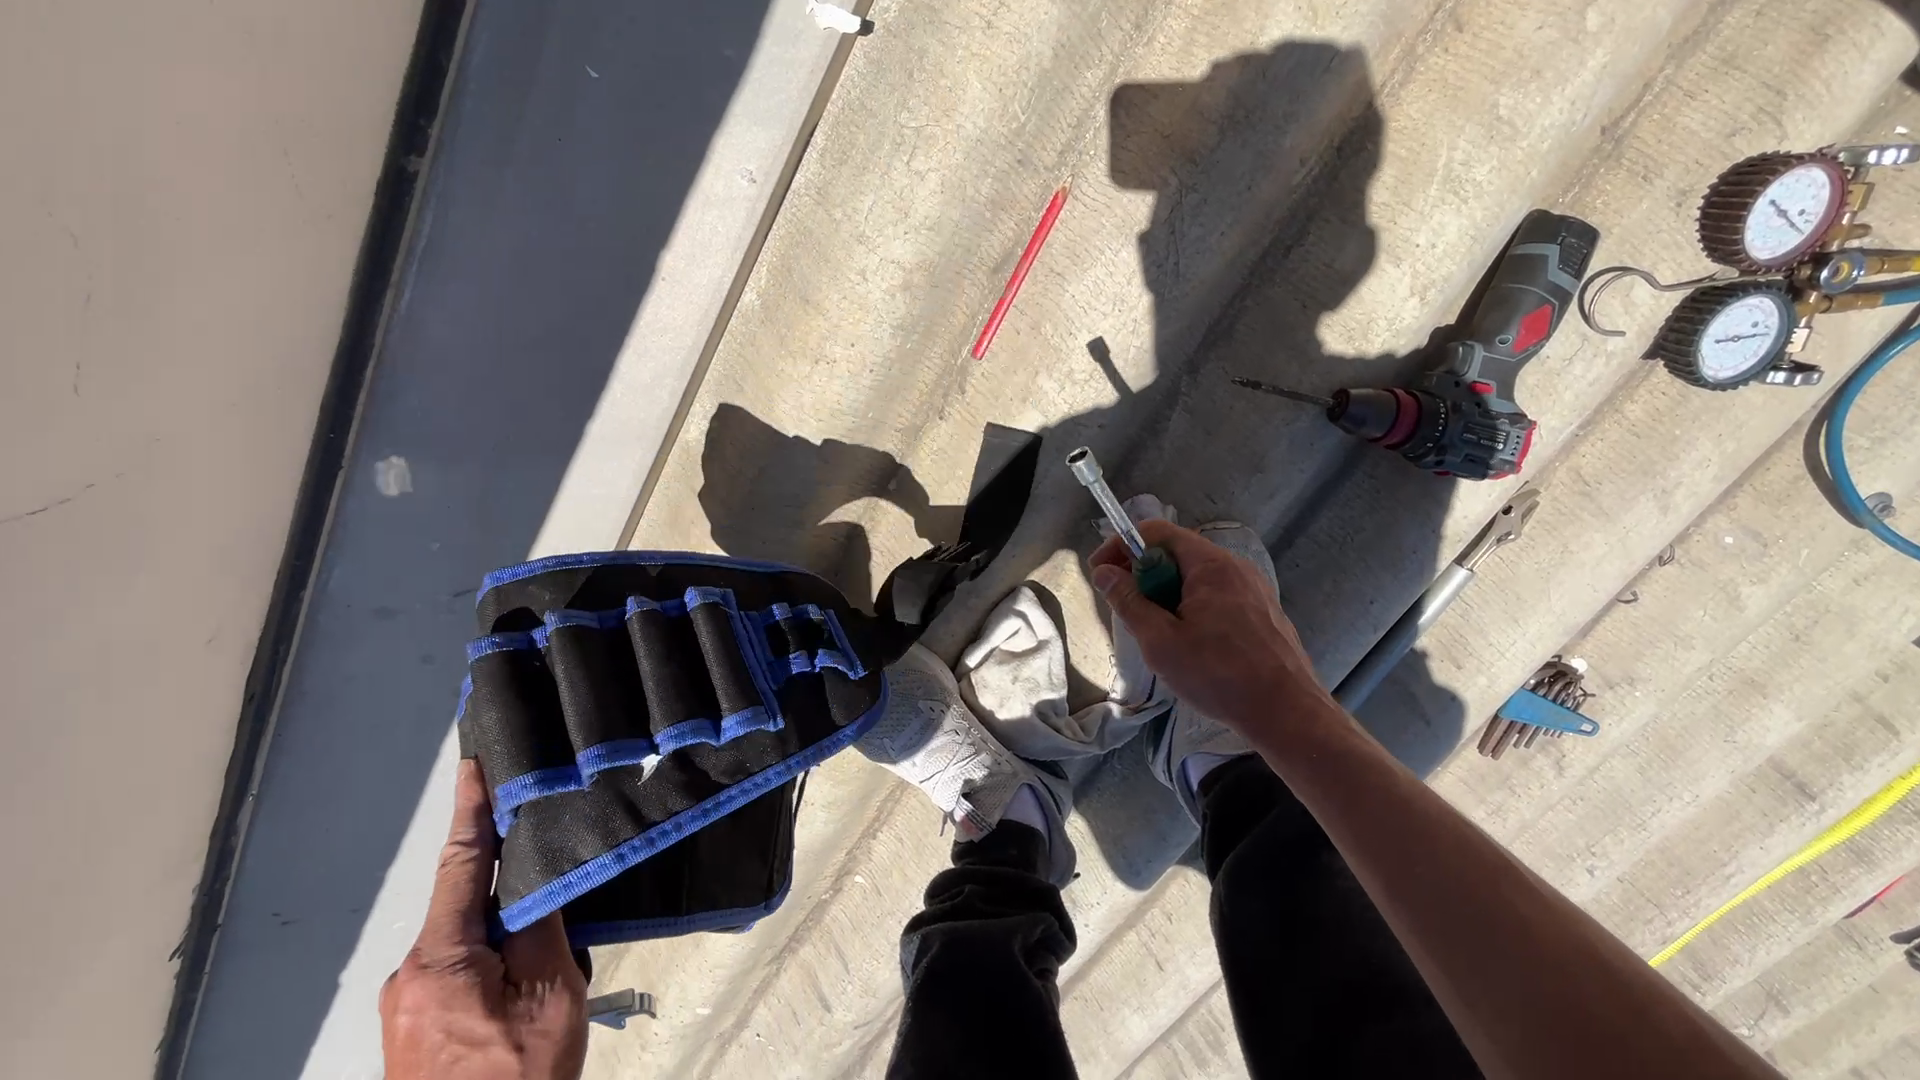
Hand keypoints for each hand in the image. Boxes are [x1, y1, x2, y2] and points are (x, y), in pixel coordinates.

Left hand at [380, 760, 587, 1079]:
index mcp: (441, 959)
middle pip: (464, 901)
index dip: (474, 811)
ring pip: (467, 938)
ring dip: (506, 923)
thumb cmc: (518, 1077)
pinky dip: (494, 951)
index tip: (476, 763)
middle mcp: (412, 974)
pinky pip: (460, 966)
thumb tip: (530, 882)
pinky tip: (526, 969)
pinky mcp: (417, 1028)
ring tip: (553, 936)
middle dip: (507, 876)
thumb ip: (540, 928)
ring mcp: (409, 1005)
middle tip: (550, 851)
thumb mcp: (549, 997)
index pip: (463, 864)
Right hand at [1090, 519, 1334, 733]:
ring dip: (1167, 596)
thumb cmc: (1219, 675)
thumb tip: (1104, 572)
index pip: (1156, 531)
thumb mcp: (1160, 641)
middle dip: (1144, 576)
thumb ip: (1129, 602)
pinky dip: (1192, 608)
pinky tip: (1192, 646)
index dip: (1122, 546)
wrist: (1287, 712)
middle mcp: (1235, 567)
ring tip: (1158, 634)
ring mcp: (1254, 589)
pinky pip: (1217, 596)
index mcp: (1210, 565)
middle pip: (1177, 554)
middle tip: (1128, 611)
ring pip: (1196, 578)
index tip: (1101, 574)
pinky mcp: (1263, 612)